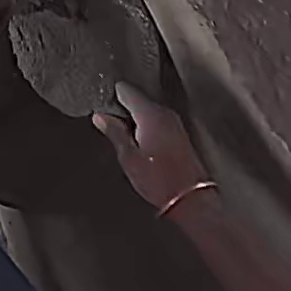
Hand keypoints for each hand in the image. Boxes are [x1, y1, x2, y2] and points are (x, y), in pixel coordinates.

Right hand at [93, 82, 210, 210]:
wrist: (192, 200)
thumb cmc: (159, 180)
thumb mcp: (129, 157)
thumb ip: (114, 132)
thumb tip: (100, 116)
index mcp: (150, 114)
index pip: (126, 90)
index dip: (111, 94)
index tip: (98, 102)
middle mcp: (164, 113)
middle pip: (137, 98)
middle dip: (121, 105)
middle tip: (105, 118)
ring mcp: (174, 122)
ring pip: (147, 109)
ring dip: (133, 116)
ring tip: (118, 129)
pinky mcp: (179, 134)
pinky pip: (156, 119)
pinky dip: (144, 123)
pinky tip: (136, 138)